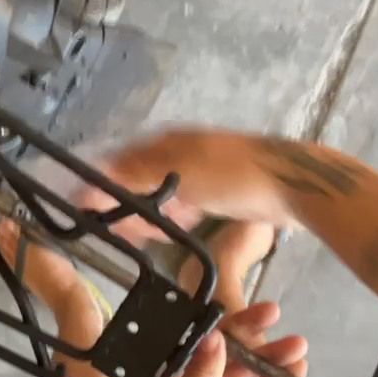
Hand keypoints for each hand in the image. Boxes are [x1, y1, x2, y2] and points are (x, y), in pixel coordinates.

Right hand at [82, 128, 292, 241]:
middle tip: (133, 233)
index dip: (103, 191)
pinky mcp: (213, 193)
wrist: (291, 186)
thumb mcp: (176, 172)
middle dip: (130, 208)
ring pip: (158, 198)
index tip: (98, 217)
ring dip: (154, 217)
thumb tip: (86, 184)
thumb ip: (130, 177)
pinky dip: (176, 218)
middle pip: (136, 182)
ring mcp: (196, 173)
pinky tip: (183, 228)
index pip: (117, 165)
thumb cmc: (231, 175)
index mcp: (163, 142)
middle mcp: (175, 154)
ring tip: (157, 234)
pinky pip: (181, 207)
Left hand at [126, 304, 304, 376]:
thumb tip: (215, 336)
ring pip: (244, 375)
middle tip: (275, 313)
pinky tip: (296, 372)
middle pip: (222, 353)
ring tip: (298, 344)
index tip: (238, 306)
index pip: (191, 343)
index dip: (215, 322)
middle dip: (249, 335)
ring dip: (270, 360)